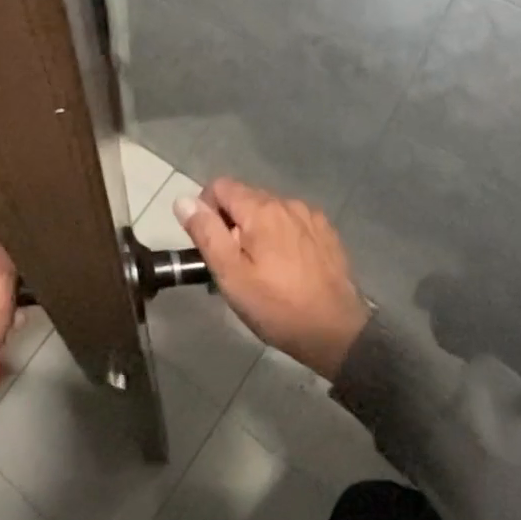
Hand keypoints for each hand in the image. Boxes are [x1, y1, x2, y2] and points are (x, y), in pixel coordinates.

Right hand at [175, 178, 371, 380]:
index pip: (220, 186)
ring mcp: (311, 217)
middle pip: (245, 197)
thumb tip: (183, 200)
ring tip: (262, 268)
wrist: (337, 334)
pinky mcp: (327, 233)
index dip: (206, 209)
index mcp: (261, 209)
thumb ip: (206, 233)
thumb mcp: (230, 275)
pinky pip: (292, 223)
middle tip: (234, 263)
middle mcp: (287, 203)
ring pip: (270, 211)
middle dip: (232, 222)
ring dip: (257, 229)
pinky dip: (281, 236)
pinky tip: (288, 267)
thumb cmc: (277, 306)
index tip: (211, 244)